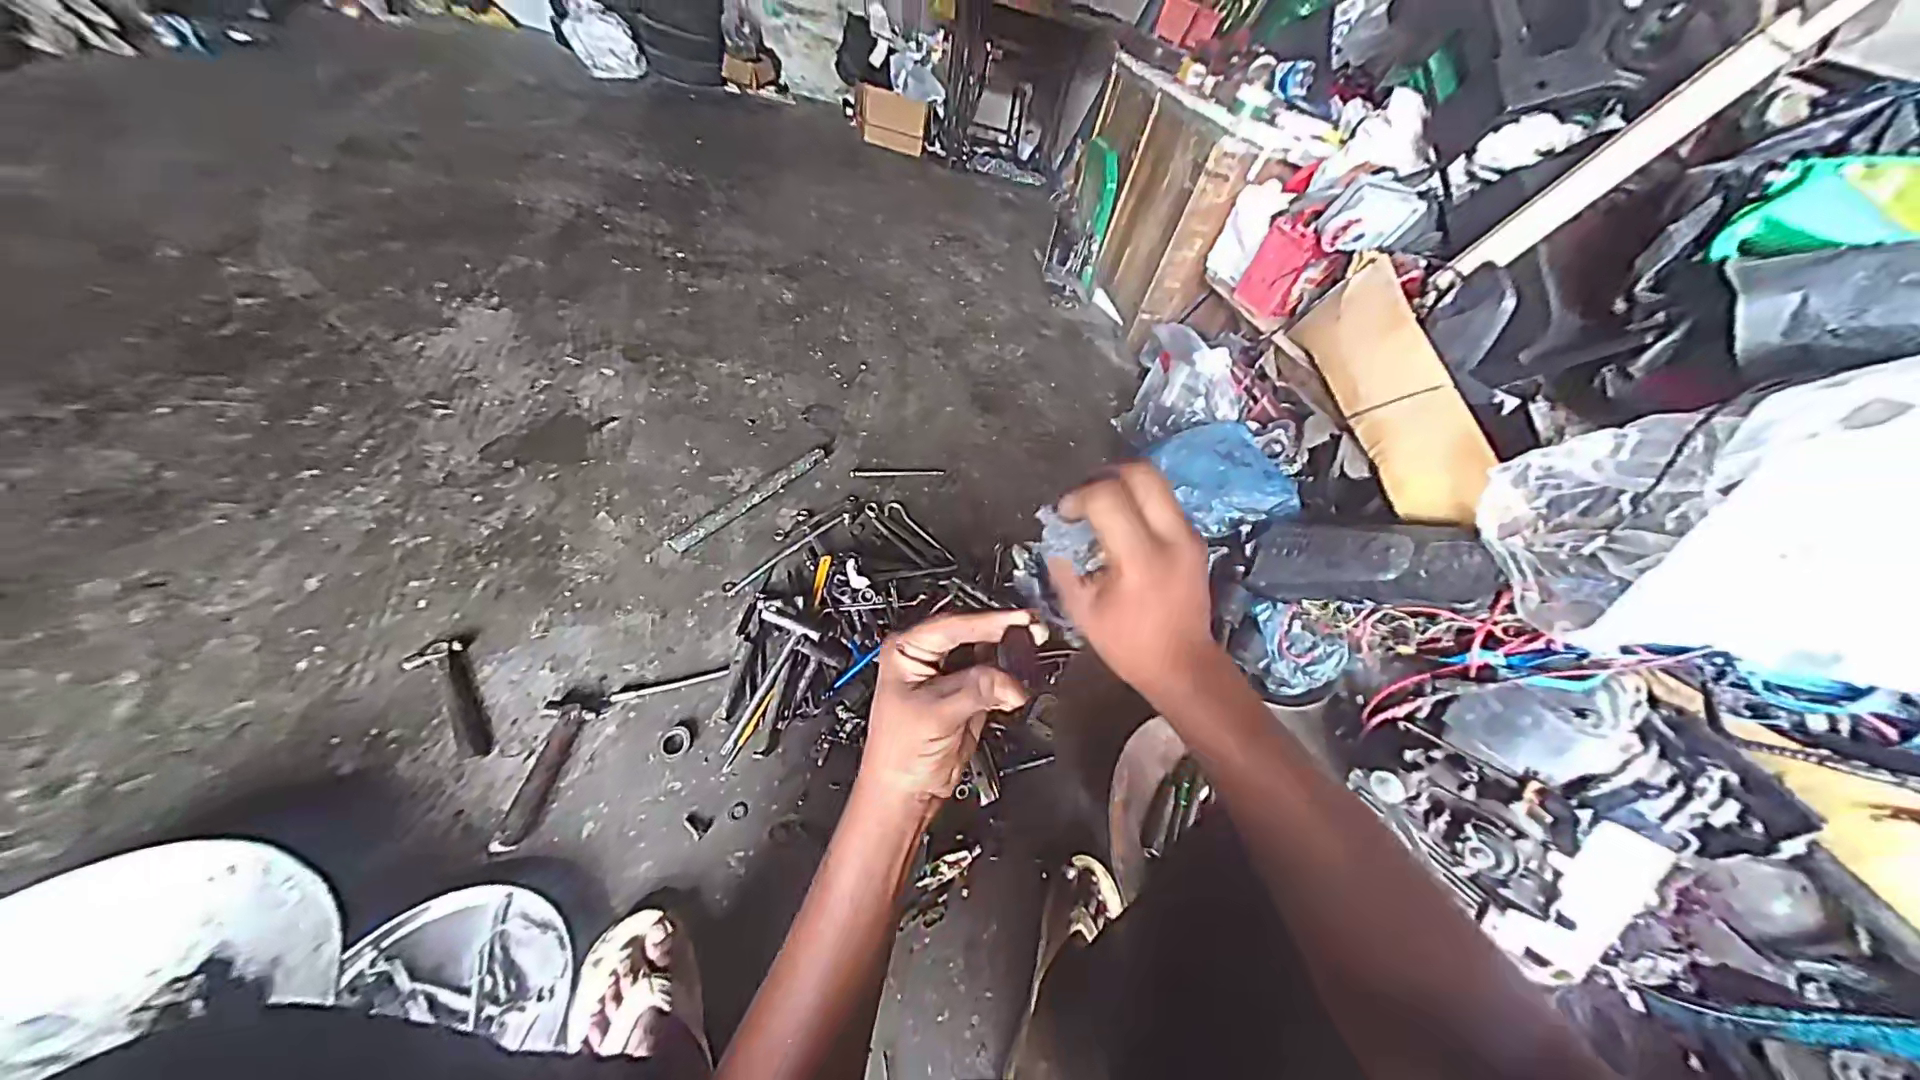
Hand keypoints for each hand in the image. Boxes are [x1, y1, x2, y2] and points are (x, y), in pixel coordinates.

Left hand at [861, 610, 1040, 804]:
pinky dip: (1010, 682)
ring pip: (987, 655)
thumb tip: (1012, 682)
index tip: (1020, 619)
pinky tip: (1020, 685)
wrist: (905, 793)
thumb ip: (976, 691)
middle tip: (1034, 631)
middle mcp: (928, 657)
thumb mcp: (937, 714)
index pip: (954, 625)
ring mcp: (950, 676)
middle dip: (1004, 636)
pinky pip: (995, 679)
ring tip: (1031, 656)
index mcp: (907, 649)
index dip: (989, 621)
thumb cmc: (897, 755)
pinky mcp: (967, 696)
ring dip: (1010, 658)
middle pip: (973, 635)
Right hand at [1046, 462, 1217, 696]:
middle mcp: (1171, 537)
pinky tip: (1122, 528)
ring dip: (1123, 488)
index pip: (1106, 497)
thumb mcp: (1083, 611)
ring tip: (1102, 511)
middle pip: (1141, 473)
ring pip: (1156, 483)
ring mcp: (1189, 535)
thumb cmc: (1129, 645)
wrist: (1183, 665)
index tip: (1065, 515)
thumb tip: (1056, 535)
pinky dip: (1138, 504)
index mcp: (1140, 558)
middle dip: (1105, 476)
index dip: (1077, 497)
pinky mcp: (1195, 539)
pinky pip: (1163, 502)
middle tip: (1086, 498)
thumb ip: (1064, 567)